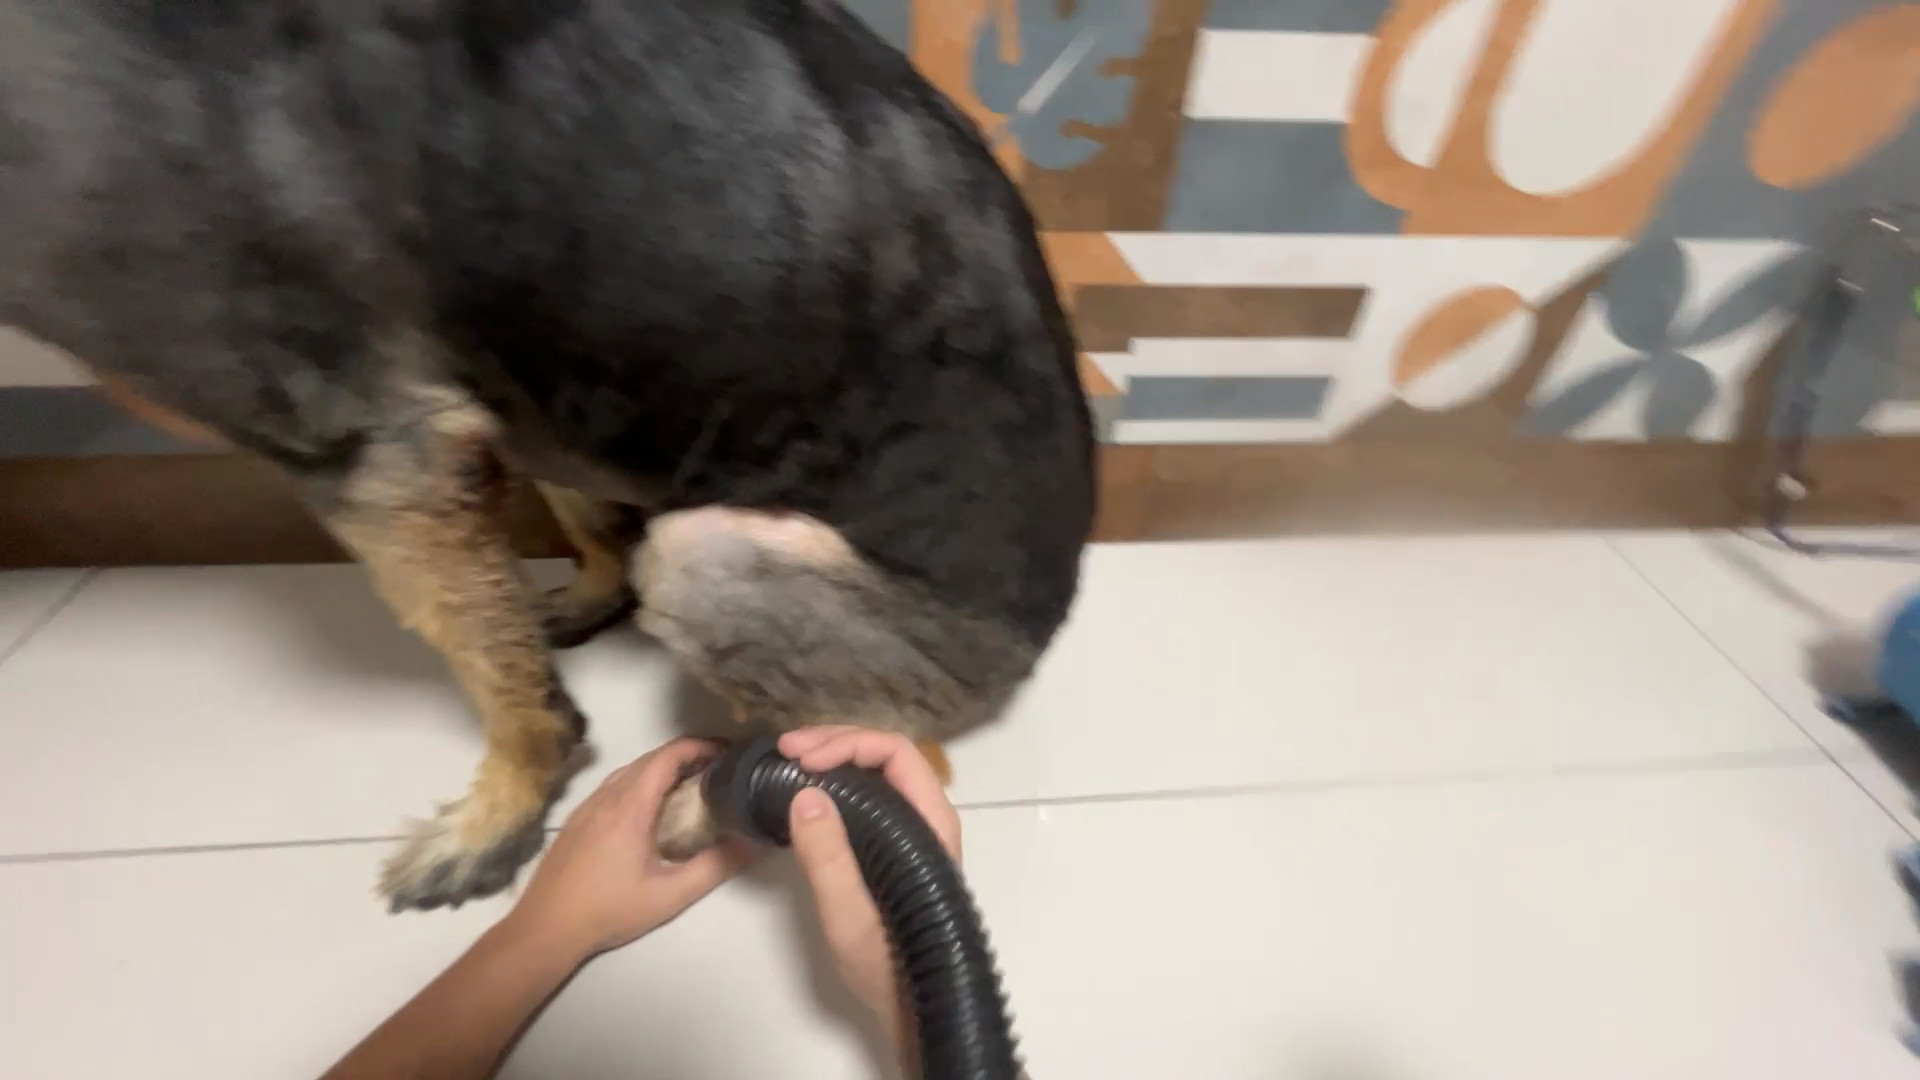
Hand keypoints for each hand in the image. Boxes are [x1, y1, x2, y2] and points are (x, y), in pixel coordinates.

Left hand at [505, 738, 747, 961]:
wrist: (541, 932)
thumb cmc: (608, 910)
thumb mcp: (670, 895)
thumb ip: (715, 867)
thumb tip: (753, 843)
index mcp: (631, 806)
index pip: (668, 755)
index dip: (700, 746)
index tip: (726, 753)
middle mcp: (608, 796)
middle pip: (651, 757)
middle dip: (687, 755)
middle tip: (717, 769)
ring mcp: (588, 805)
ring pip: (631, 769)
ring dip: (662, 767)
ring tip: (690, 784)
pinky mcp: (577, 819)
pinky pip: (615, 784)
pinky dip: (641, 781)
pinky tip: (651, 807)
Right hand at [780, 727, 961, 1042]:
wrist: (913, 1005)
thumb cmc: (887, 964)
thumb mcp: (850, 917)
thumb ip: (829, 857)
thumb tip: (805, 793)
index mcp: (931, 821)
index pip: (896, 754)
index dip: (850, 743)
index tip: (804, 757)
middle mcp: (926, 812)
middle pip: (885, 753)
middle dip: (836, 741)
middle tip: (787, 748)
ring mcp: (910, 824)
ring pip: (876, 769)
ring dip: (834, 754)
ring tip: (791, 757)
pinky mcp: (893, 839)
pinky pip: (868, 791)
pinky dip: (835, 778)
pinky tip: (807, 783)